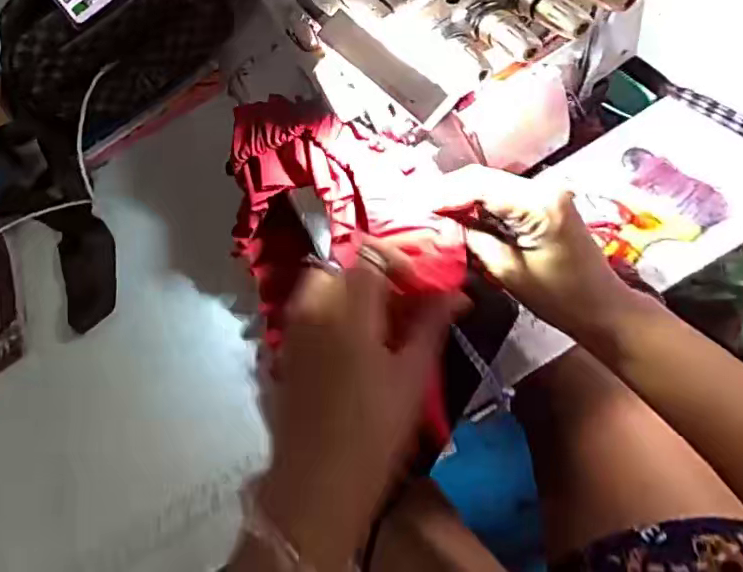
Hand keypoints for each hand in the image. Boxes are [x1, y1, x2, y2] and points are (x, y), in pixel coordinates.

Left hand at [248, 253, 461, 571]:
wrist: (316, 485)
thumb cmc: (374, 432)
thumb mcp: (412, 377)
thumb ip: (432, 324)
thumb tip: (457, 293)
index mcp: (347, 306)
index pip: (371, 256)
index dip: (400, 263)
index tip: (422, 288)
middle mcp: (314, 304)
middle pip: (344, 265)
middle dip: (374, 275)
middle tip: (401, 305)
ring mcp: (294, 325)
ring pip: (324, 283)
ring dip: (351, 290)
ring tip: (379, 323)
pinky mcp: (285, 346)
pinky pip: (309, 307)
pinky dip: (331, 308)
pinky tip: (353, 341)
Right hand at [428, 166, 634, 339]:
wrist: (604, 308)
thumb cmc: (561, 299)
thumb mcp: (507, 271)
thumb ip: (471, 239)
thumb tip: (440, 221)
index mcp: (538, 203)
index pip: (479, 185)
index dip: (444, 194)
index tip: (416, 206)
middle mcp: (543, 186)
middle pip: (482, 177)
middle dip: (447, 191)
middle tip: (418, 208)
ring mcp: (545, 189)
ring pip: (488, 182)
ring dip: (460, 195)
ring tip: (433, 211)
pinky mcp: (543, 197)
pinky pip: (501, 192)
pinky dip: (478, 201)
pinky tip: (459, 214)